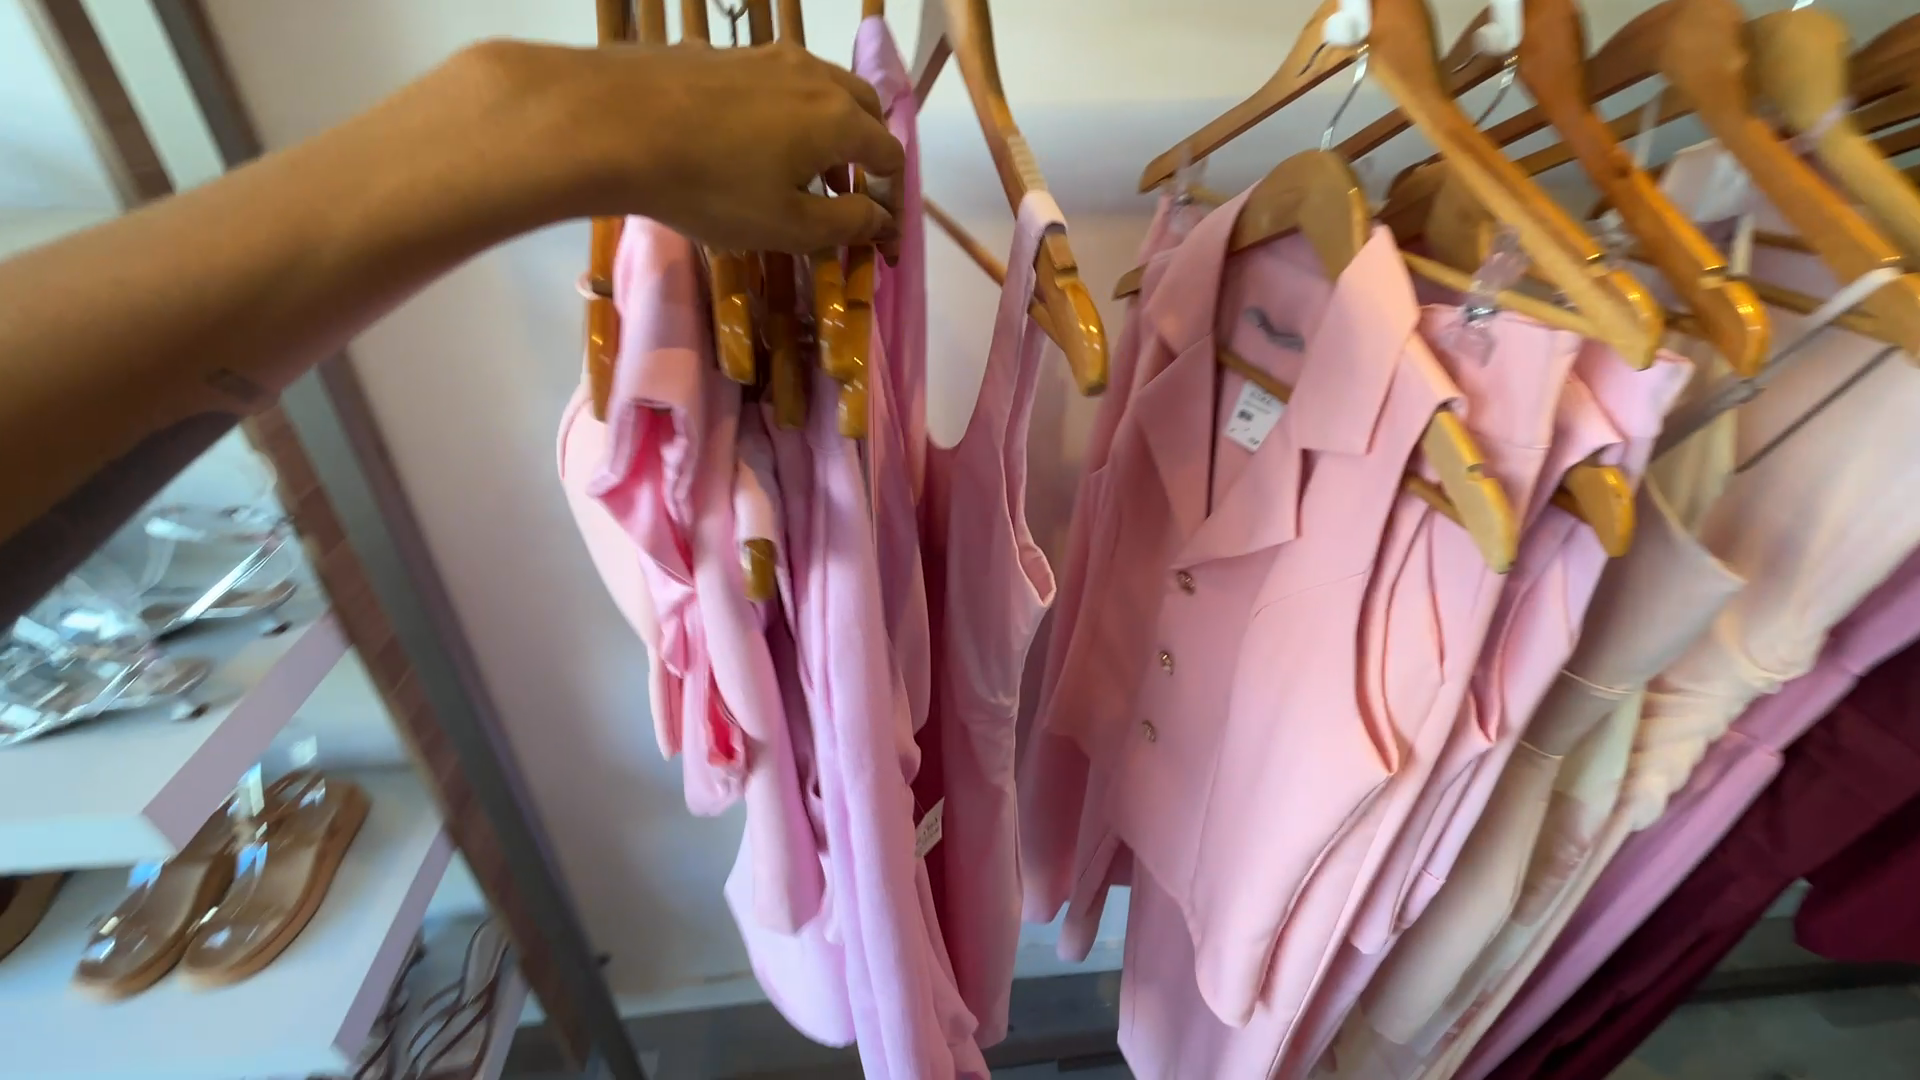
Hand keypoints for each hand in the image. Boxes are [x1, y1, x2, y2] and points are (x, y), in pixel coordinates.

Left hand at [458, 39, 904, 252]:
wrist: (612, 123)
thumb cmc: (713, 188)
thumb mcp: (790, 226)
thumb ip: (847, 224)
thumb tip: (881, 220)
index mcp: (839, 120)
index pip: (890, 158)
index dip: (892, 202)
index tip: (881, 239)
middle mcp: (814, 76)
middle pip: (866, 111)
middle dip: (870, 158)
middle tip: (851, 199)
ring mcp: (766, 57)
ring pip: (825, 90)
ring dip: (834, 133)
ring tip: (808, 174)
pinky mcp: (724, 55)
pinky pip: (782, 84)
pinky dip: (794, 116)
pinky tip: (759, 146)